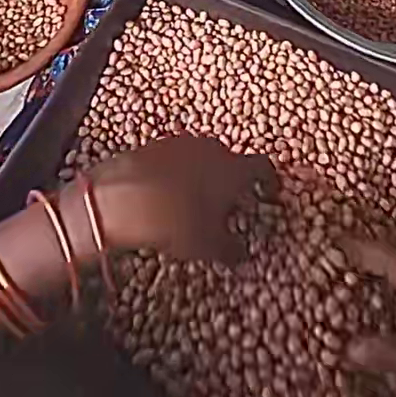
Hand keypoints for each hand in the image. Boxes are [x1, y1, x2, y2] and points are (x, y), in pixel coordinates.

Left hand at [89, 136, 274, 261]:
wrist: (126, 195)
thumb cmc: (177, 219)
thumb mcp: (210, 245)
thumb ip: (232, 249)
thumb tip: (242, 254)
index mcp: (234, 168)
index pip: (263, 167)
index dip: (269, 181)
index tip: (270, 194)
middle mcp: (212, 148)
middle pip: (232, 162)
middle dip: (234, 183)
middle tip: (231, 208)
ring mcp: (183, 143)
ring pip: (204, 158)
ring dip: (206, 177)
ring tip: (199, 204)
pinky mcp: (157, 144)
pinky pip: (179, 159)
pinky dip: (181, 173)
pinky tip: (172, 196)